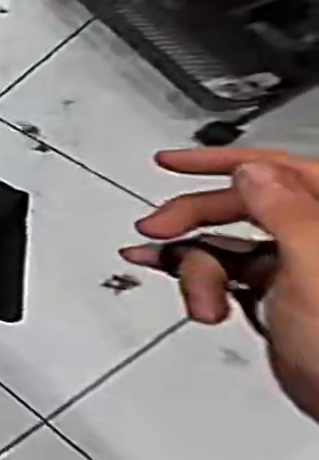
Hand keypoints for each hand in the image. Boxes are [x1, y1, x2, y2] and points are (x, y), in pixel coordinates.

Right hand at [120, 148, 318, 420]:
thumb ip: (291, 213)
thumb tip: (255, 171)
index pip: (290, 174)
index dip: (229, 162)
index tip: (172, 162)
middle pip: (247, 206)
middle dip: (190, 216)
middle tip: (155, 227)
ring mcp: (304, 272)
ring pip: (226, 241)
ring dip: (187, 256)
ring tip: (172, 272)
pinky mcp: (280, 297)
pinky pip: (220, 271)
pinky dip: (190, 275)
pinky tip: (177, 283)